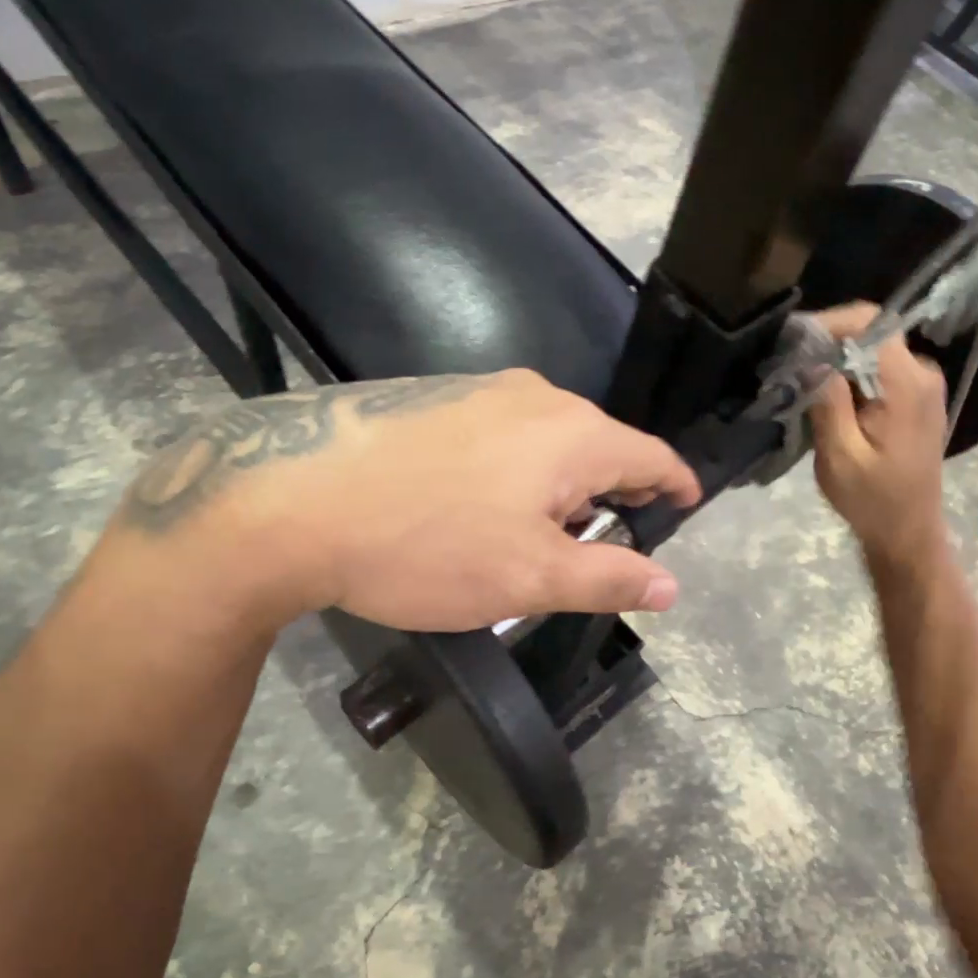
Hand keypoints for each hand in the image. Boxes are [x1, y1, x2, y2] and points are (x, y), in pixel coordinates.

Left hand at [115, 370, 699, 631]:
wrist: (292, 504)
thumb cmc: (429, 547)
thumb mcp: (531, 578)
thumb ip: (609, 578)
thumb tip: (670, 586)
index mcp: (573, 433)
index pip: (651, 456)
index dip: (675, 487)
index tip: (685, 509)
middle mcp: (535, 397)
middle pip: (600, 445)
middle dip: (611, 494)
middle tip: (603, 547)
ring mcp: (478, 390)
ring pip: (547, 440)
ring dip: (558, 487)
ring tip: (534, 540)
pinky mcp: (432, 399)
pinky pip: (502, 434)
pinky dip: (514, 471)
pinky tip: (476, 510)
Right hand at [806, 303, 950, 560]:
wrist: (908, 533)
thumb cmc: (873, 501)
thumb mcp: (839, 457)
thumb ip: (827, 403)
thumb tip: (810, 358)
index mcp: (906, 383)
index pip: (869, 322)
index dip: (828, 323)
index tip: (793, 343)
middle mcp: (921, 373)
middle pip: (870, 333)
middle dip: (827, 346)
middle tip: (789, 369)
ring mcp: (922, 385)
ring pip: (872, 352)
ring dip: (836, 365)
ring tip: (802, 388)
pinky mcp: (916, 397)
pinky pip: (879, 371)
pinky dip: (851, 378)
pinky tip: (827, 403)